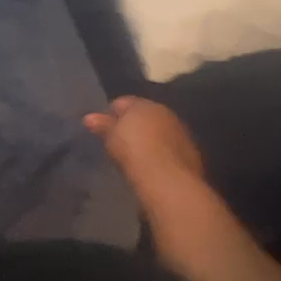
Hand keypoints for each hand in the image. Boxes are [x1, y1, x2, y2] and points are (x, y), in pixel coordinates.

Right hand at [83, 96, 205, 182]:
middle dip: (132, 125)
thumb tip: (89, 117)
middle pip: (144, 115)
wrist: (167, 178)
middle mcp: (166, 113)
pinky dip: (161, 152)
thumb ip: (101, 124)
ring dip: (149, 138)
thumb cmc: (133, 150)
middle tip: (118, 141)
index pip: (123, 102)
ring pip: (159, 131)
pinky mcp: (191, 152)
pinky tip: (152, 164)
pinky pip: (169, 147)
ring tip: (135, 155)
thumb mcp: (110, 136)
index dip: (111, 113)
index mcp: (144, 105)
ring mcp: (181, 132)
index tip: (102, 128)